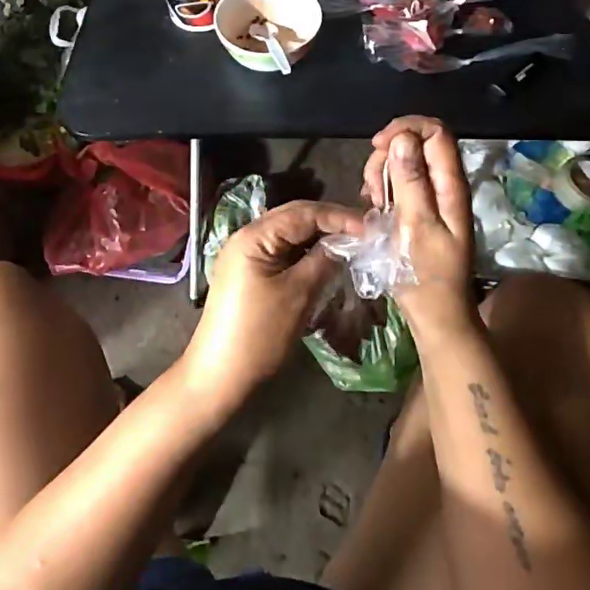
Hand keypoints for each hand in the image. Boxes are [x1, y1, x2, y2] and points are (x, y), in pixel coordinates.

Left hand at [182, 200, 363, 402]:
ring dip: (321, 236)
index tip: (371, 228)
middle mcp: (247, 237)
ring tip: (352, 243)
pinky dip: (307, 252)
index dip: (340, 217)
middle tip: (365, 232)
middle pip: (296, 217)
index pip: (304, 212)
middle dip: (332, 221)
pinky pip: (284, 251)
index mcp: (254, 236)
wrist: (218, 377)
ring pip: (291, 234)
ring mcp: (246, 255)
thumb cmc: (258, 335)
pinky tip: (327, 259)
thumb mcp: (298, 294)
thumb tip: (348, 242)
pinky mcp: (249, 273)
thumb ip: (324, 260)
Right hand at [363, 117, 474, 335]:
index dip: (406, 128)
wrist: (436, 314)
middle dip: (388, 153)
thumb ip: (411, 181)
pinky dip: (385, 189)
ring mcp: (433, 198)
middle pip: (418, 143)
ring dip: (383, 173)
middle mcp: (445, 185)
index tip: (378, 146)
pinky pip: (402, 184)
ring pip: (406, 162)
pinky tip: (376, 208)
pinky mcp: (421, 210)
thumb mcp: (415, 226)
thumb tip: (404, 139)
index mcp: (450, 185)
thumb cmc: (425, 274)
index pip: (436, 131)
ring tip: (373, 201)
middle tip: (372, 185)